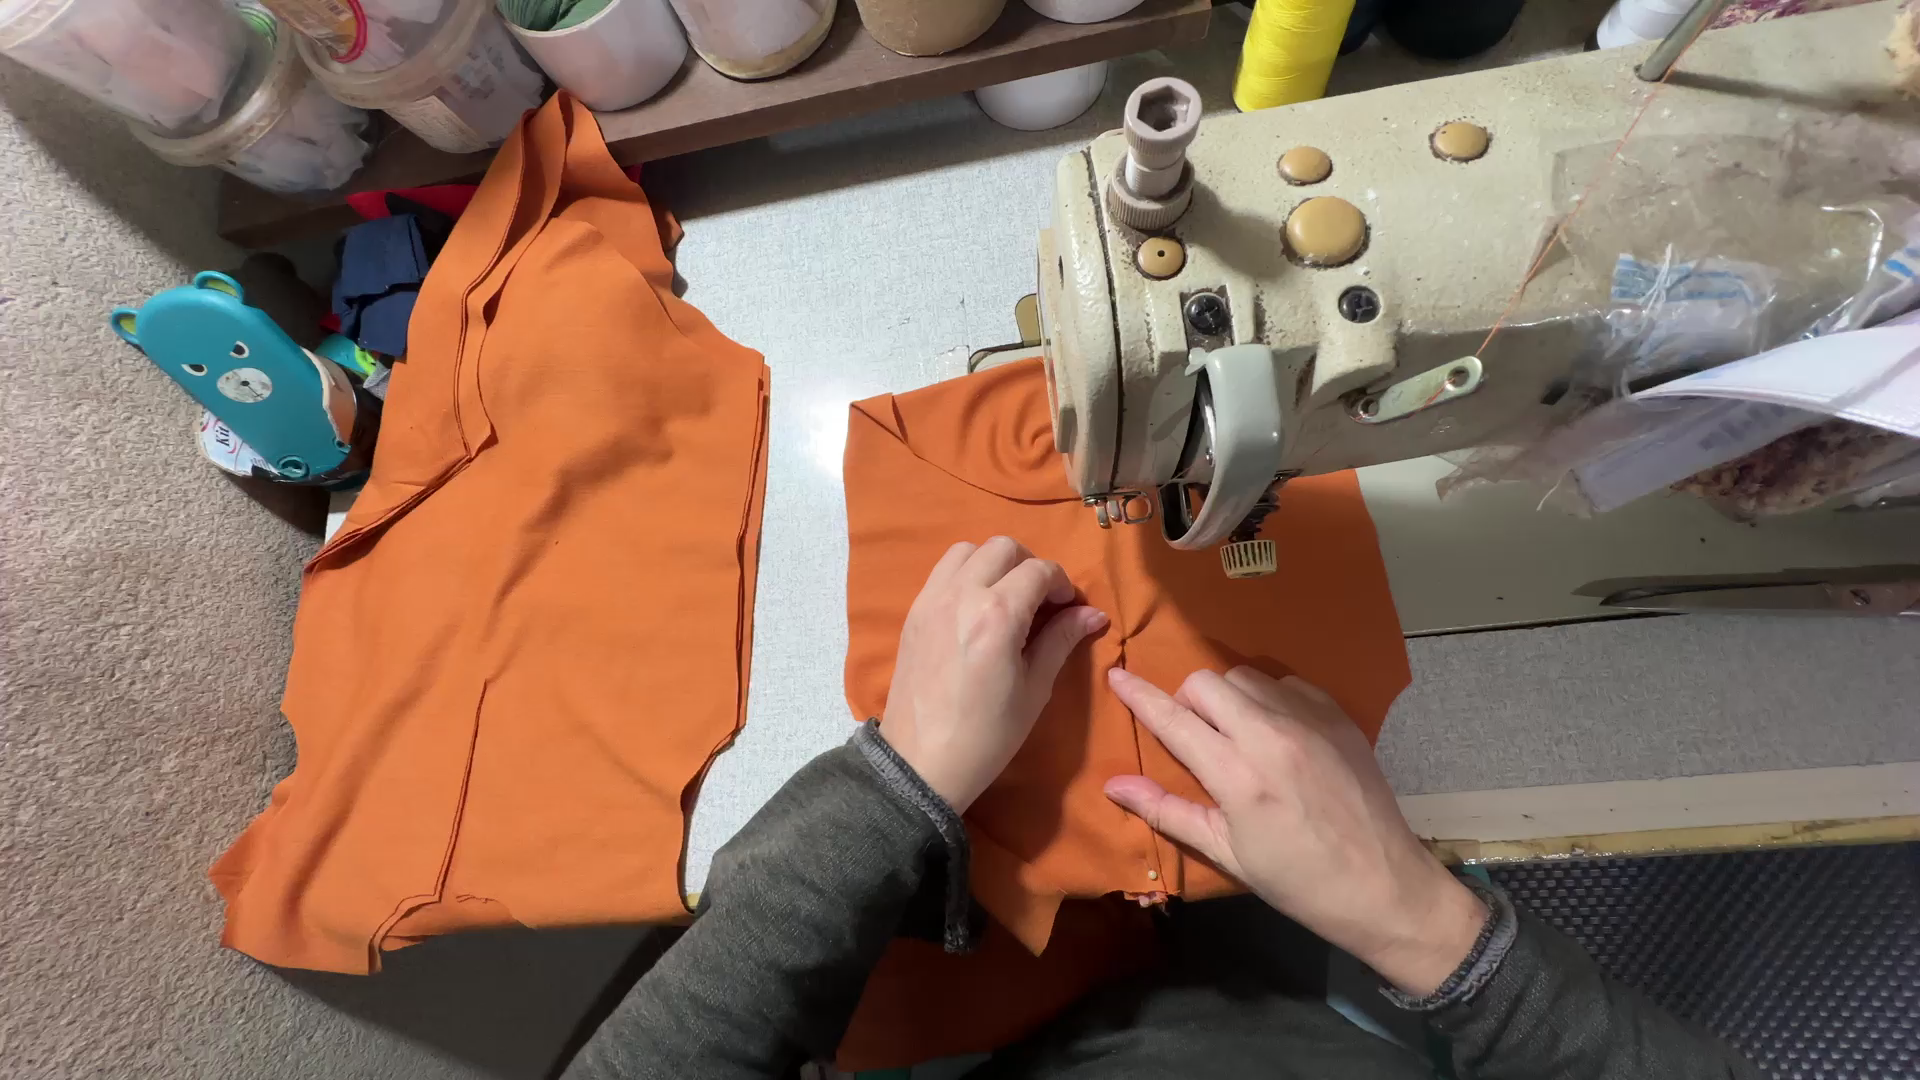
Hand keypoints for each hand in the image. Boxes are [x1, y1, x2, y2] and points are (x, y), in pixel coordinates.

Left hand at [879, 537, 1107, 812]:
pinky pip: (942, 570)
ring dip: (994, 563)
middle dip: (1029, 565)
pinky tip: (976, 608)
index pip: (1039, 571)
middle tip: (1040, 600)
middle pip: (1003, 547)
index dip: (1062, 583)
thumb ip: (1062, 640)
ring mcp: (932, 598)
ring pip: (967, 549)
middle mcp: (962, 593)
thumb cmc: (988, 734)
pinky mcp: (914, 610)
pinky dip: (965, 573)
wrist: (921, 762)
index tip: (1069, 607)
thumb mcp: (1035, 689)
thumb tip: (1094, 614)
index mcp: (998, 614)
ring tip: (1006, 598)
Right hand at [1104, 666, 1485, 996]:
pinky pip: (1284, 682)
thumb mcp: (1225, 852)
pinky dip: (1268, 698)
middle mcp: (1269, 735)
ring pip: (1243, 677)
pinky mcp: (1337, 715)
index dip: (1138, 695)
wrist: (1388, 888)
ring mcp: (1308, 720)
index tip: (1116, 675)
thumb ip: (1165, 810)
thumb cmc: (1296, 879)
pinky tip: (1277, 730)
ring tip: (1236, 731)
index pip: (1172, 719)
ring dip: (1227, 698)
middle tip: (1196, 735)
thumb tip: (1114, 784)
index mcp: (1237, 775)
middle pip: (1205, 682)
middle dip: (1187, 701)